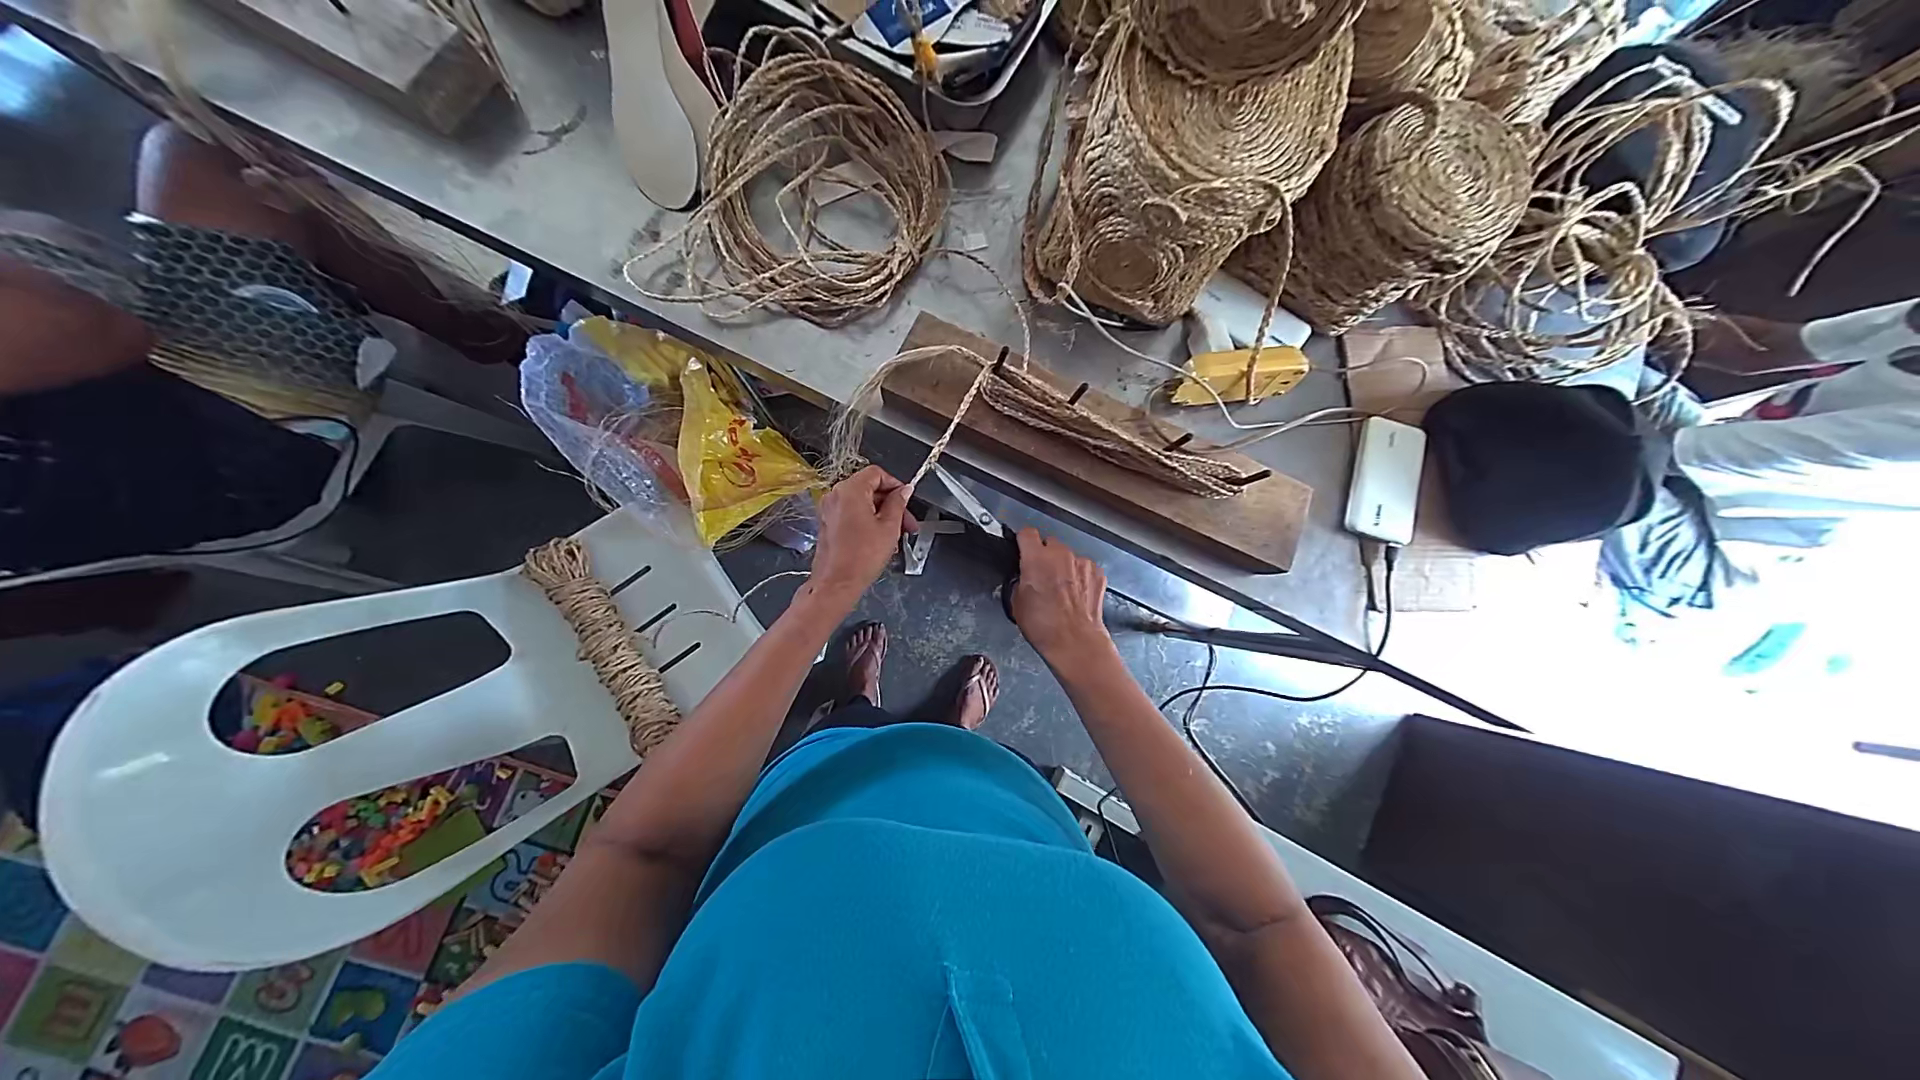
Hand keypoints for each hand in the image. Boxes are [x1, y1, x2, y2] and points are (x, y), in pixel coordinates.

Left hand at [808, 466, 915, 604]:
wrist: (837, 583)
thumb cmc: (860, 558)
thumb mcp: (889, 527)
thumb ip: (898, 503)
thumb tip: (904, 491)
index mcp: (850, 490)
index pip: (876, 474)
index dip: (895, 484)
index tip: (906, 497)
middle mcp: (835, 496)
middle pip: (869, 488)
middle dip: (891, 503)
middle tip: (907, 520)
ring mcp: (829, 510)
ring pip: (861, 502)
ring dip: (881, 514)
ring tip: (897, 533)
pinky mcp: (828, 524)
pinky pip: (852, 514)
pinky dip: (867, 521)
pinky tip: (881, 538)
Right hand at [1012, 528, 1111, 664]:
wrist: (1074, 641)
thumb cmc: (1046, 627)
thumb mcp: (1017, 603)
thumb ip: (1019, 581)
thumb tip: (1023, 578)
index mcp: (1036, 559)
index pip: (1027, 533)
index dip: (1024, 541)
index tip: (1023, 547)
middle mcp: (1060, 555)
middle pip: (1049, 543)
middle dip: (1044, 556)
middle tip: (1041, 575)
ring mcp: (1081, 563)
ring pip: (1068, 555)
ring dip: (1063, 566)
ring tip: (1060, 590)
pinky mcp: (1096, 573)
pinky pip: (1083, 567)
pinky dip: (1079, 576)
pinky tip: (1074, 594)